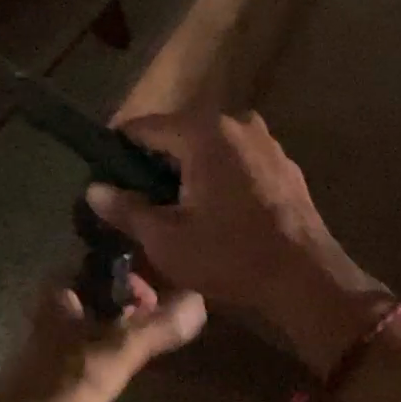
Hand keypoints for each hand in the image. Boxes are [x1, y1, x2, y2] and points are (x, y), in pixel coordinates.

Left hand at [0, 272, 205, 401]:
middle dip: (132, 302)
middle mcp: (48, 300)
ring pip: (94, 315)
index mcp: (57, 284)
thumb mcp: (119, 351)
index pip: (104, 259)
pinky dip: (106, 345)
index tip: (159, 299)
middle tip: (157, 324)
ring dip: (120, 326)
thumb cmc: (63, 382)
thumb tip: (199, 302)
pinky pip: (85, 339)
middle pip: (101, 287)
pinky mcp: (47, 359)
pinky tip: (121, 366)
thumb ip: (159, 326)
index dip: (135, 273)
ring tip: (145, 345)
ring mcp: (45, 330)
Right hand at [85, 112, 393, 375]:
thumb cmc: (230, 255)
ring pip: (208, 148)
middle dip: (153, 164)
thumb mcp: (166, 238)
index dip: (118, 151)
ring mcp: (264, 141)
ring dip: (186, 171)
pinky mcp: (282, 163)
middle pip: (177, 134)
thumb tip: (93, 189)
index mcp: (203, 132)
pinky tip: (213, 212)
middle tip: (135, 201)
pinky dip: (217, 177)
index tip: (103, 178)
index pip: (144, 127)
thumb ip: (126, 209)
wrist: (307, 278)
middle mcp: (235, 123)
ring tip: (172, 210)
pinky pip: (235, 161)